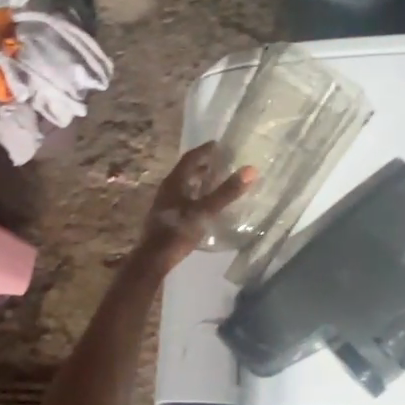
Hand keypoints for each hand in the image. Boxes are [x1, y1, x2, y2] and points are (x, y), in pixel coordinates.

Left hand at [132, 142, 255, 273]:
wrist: (154, 259)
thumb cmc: (178, 231)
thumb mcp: (205, 211)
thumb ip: (227, 192)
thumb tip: (251, 170)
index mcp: (174, 182)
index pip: (190, 158)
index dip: (205, 150)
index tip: (220, 145)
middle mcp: (167, 189)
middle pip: (187, 171)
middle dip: (204, 166)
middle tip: (223, 163)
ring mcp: (165, 204)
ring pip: (184, 186)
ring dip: (200, 182)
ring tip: (217, 183)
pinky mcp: (166, 218)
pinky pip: (183, 200)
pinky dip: (196, 197)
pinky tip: (206, 206)